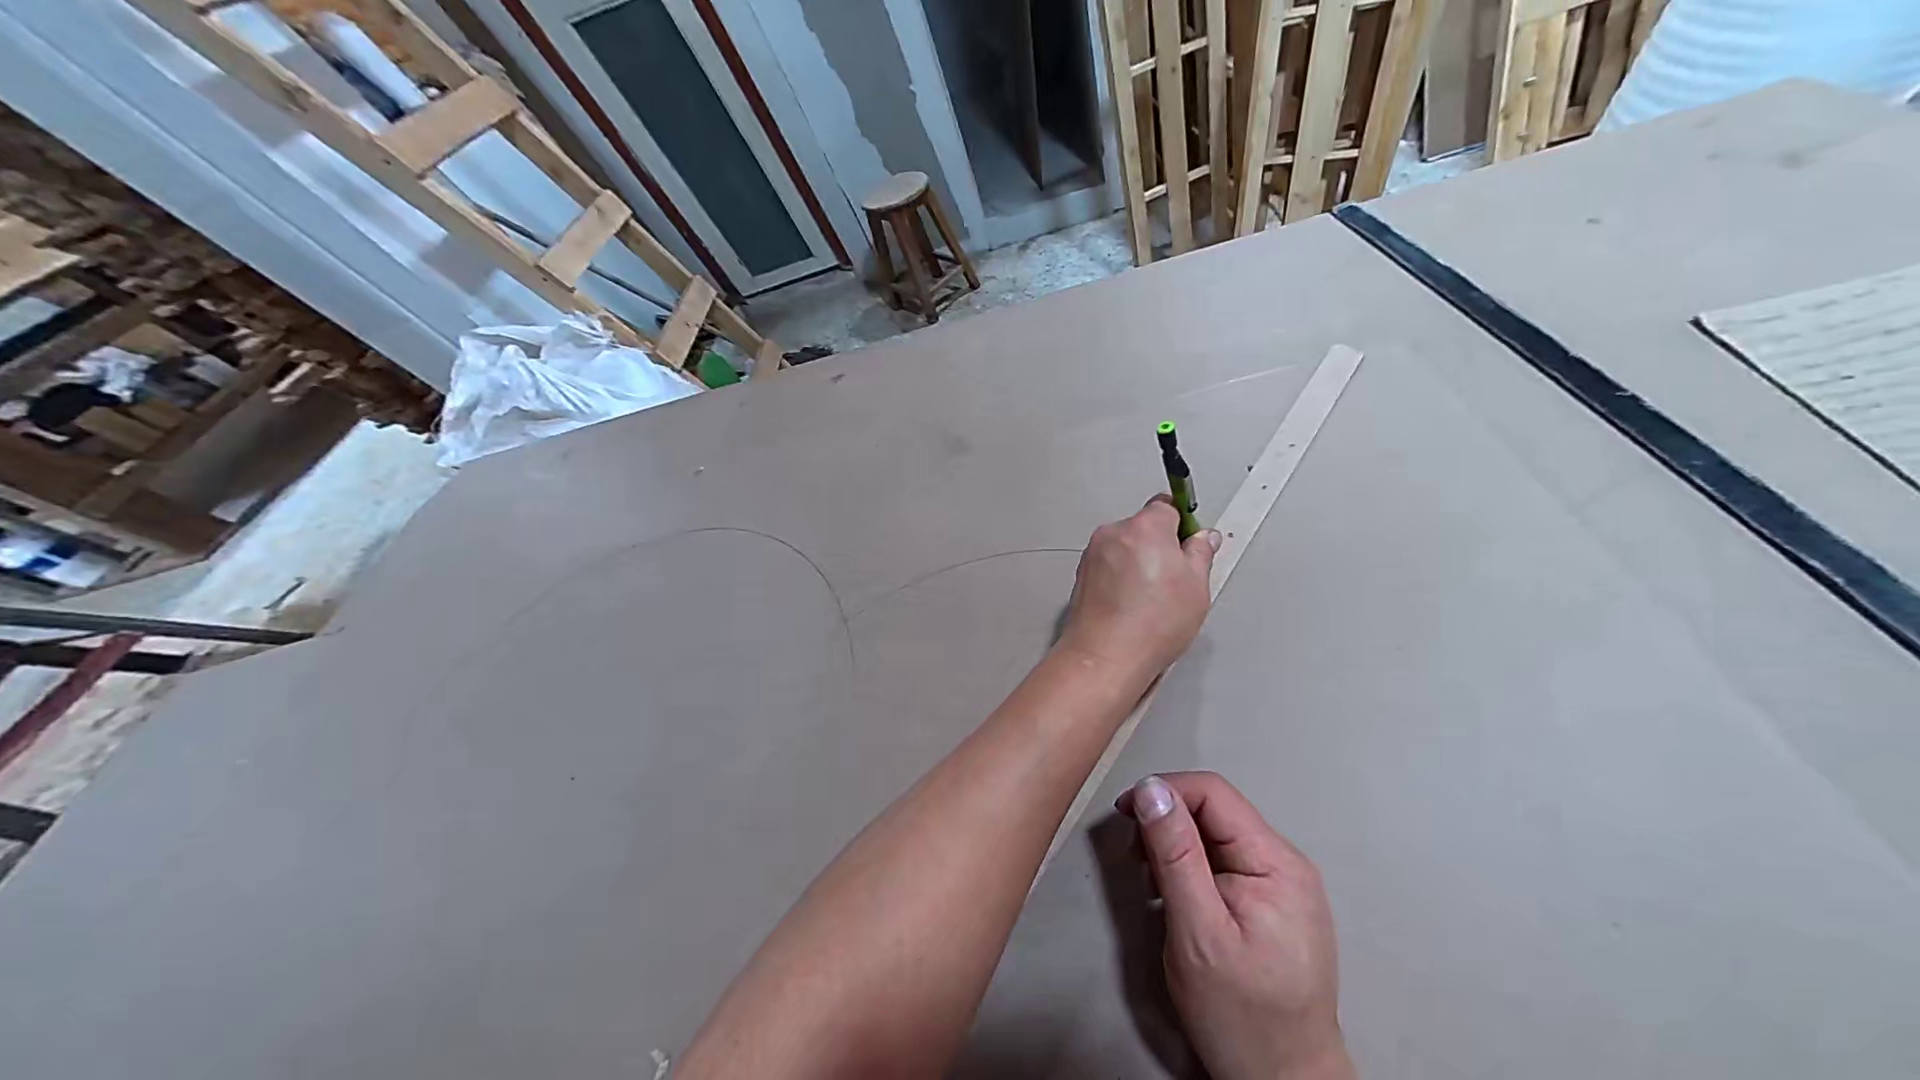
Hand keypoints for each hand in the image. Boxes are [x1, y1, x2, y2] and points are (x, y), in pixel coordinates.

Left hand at [1056, 496, 1219, 683]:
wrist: (1106, 655)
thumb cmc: (1148, 625)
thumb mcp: (1197, 586)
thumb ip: (1200, 553)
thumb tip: (1203, 540)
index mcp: (1144, 527)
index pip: (1168, 506)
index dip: (1183, 524)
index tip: (1192, 539)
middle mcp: (1113, 534)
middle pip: (1144, 528)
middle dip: (1161, 547)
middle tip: (1177, 579)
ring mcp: (1093, 554)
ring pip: (1125, 549)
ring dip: (1139, 564)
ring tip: (1154, 600)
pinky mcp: (1082, 575)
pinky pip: (1109, 568)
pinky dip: (1121, 580)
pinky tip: (1133, 606)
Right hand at [1118, 771, 1353, 1079]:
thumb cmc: (1241, 1016)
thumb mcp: (1197, 932)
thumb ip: (1175, 854)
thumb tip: (1151, 789)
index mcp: (1275, 862)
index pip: (1213, 793)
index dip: (1164, 791)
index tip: (1125, 814)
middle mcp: (1284, 862)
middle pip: (1213, 811)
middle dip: (1166, 824)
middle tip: (1136, 861)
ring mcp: (1281, 882)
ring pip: (1214, 834)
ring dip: (1174, 846)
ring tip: (1154, 885)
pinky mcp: (1270, 901)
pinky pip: (1222, 861)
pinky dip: (1189, 867)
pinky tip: (1175, 896)